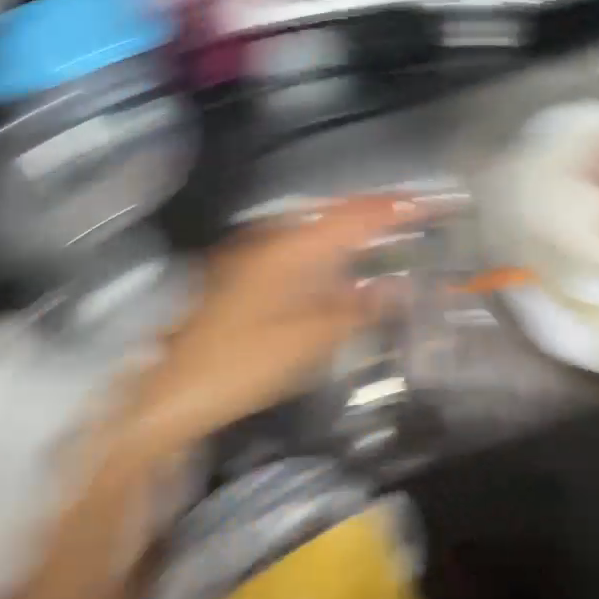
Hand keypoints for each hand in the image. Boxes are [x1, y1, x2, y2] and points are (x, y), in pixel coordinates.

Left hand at [108, 195, 426, 462]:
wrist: (172, 395)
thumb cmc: (241, 365)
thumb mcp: (309, 341)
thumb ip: (359, 309)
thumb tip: (399, 285)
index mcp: (289, 249)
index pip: (351, 217)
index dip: (391, 209)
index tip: (427, 203)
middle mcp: (270, 242)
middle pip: (332, 216)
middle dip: (372, 214)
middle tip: (412, 216)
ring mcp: (253, 259)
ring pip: (314, 233)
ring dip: (350, 232)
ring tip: (386, 236)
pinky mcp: (245, 278)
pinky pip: (299, 251)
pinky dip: (328, 252)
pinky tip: (340, 269)